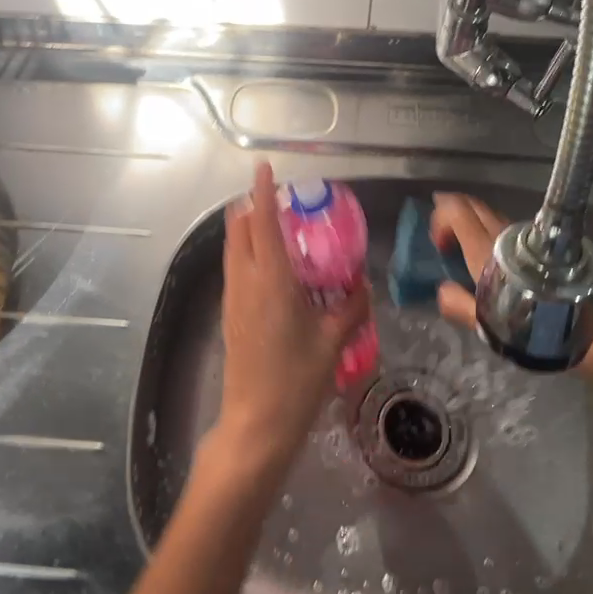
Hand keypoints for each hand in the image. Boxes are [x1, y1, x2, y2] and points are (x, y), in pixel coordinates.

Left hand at [211, 162, 369, 474]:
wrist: (256, 424)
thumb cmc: (297, 381)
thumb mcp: (334, 343)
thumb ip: (351, 307)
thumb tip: (362, 284)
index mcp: (271, 280)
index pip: (260, 222)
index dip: (262, 192)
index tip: (265, 169)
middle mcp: (245, 282)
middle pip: (238, 229)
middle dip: (252, 207)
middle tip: (280, 202)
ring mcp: (232, 299)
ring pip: (233, 249)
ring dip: (247, 229)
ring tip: (276, 228)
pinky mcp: (229, 315)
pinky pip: (235, 269)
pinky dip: (247, 252)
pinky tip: (271, 267)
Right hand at [432, 191, 592, 381]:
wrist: (589, 334)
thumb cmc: (533, 328)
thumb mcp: (485, 324)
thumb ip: (459, 305)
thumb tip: (441, 291)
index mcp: (487, 249)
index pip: (459, 210)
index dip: (441, 216)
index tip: (437, 242)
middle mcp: (505, 238)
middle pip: (475, 207)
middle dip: (454, 213)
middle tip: (442, 236)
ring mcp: (525, 242)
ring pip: (492, 218)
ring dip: (472, 225)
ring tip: (462, 250)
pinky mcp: (539, 251)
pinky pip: (506, 232)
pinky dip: (489, 235)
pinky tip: (491, 262)